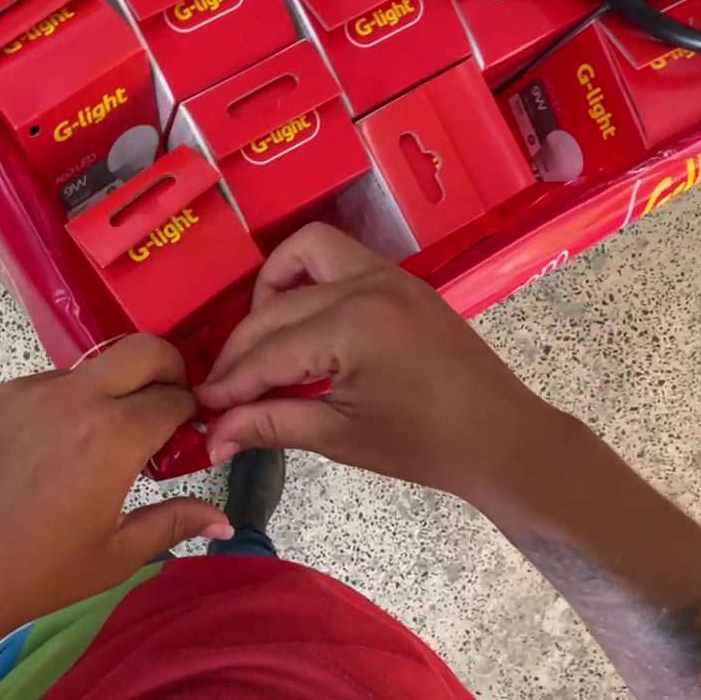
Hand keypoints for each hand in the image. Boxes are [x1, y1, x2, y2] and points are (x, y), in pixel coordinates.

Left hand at [0, 335, 230, 659]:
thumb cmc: (36, 573)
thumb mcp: (115, 555)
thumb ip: (174, 523)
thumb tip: (223, 520)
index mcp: (113, 438)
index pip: (173, 396)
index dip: (190, 411)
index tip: (186, 431)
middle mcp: (71, 398)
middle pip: (140, 351)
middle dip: (165, 368)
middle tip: (160, 406)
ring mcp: (22, 392)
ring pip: (83, 373)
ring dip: (101, 397)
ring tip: (82, 451)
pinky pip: (34, 390)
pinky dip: (50, 411)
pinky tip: (33, 459)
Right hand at [195, 224, 561, 501]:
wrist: (500, 438)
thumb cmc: (423, 446)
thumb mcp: (339, 437)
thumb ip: (270, 425)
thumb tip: (212, 439)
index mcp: (354, 327)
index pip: (268, 353)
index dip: (229, 384)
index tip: (200, 408)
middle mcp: (367, 284)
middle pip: (275, 308)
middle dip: (241, 351)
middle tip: (223, 392)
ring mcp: (387, 274)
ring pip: (306, 253)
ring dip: (270, 290)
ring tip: (260, 342)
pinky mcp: (399, 279)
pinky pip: (338, 258)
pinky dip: (307, 281)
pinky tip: (300, 324)